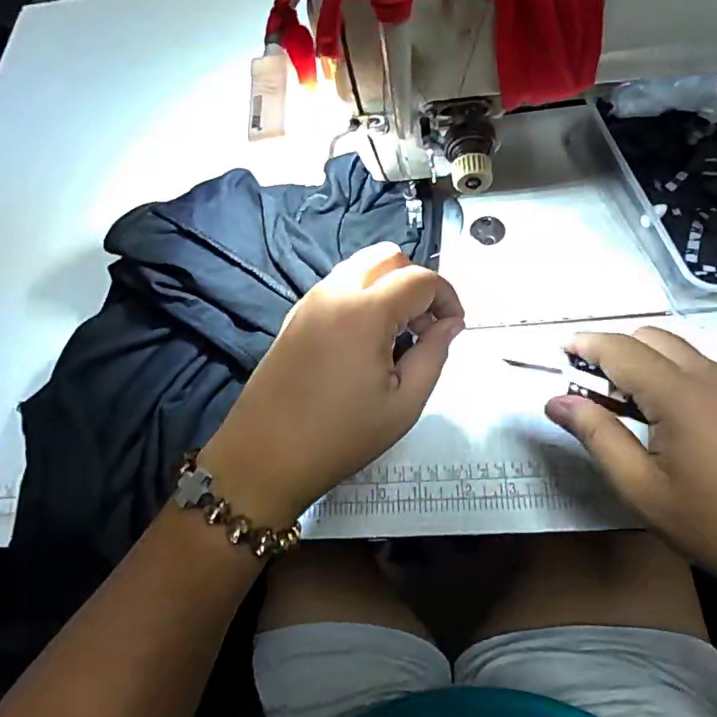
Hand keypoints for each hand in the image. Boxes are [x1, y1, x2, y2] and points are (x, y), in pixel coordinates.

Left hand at [202, 243, 464, 521]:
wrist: (262, 460)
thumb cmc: (340, 437)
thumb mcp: (404, 404)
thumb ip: (435, 353)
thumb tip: (450, 324)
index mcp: (365, 312)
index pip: (422, 279)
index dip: (448, 299)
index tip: (454, 330)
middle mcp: (336, 293)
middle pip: (390, 256)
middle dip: (418, 282)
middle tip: (426, 326)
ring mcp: (311, 301)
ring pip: (363, 265)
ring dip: (391, 285)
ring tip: (399, 332)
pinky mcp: (296, 315)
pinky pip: (341, 284)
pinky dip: (366, 294)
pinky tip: (369, 338)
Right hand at [546, 328, 716, 607]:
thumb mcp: (645, 491)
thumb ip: (598, 437)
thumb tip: (557, 401)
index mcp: (679, 392)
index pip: (621, 349)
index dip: (586, 345)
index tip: (559, 353)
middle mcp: (711, 374)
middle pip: (651, 338)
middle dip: (615, 350)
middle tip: (589, 387)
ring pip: (680, 351)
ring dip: (646, 361)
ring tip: (627, 405)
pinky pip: (704, 369)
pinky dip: (675, 375)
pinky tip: (672, 420)